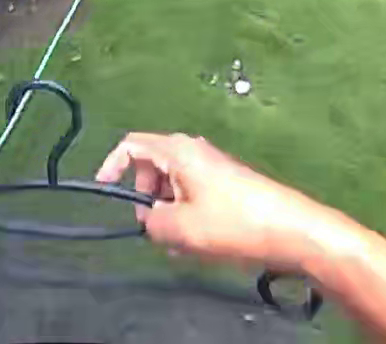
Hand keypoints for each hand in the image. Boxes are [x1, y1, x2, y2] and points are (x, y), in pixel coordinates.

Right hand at [95, 132, 354, 271]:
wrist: (283, 224)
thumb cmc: (231, 220)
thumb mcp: (180, 228)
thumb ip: (152, 221)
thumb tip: (150, 217)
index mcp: (177, 150)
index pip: (133, 144)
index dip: (111, 164)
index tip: (101, 189)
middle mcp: (192, 148)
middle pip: (151, 164)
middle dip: (143, 195)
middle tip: (152, 227)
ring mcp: (209, 162)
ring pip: (170, 181)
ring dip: (165, 208)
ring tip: (178, 241)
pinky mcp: (222, 178)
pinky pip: (189, 189)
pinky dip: (183, 210)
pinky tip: (195, 239)